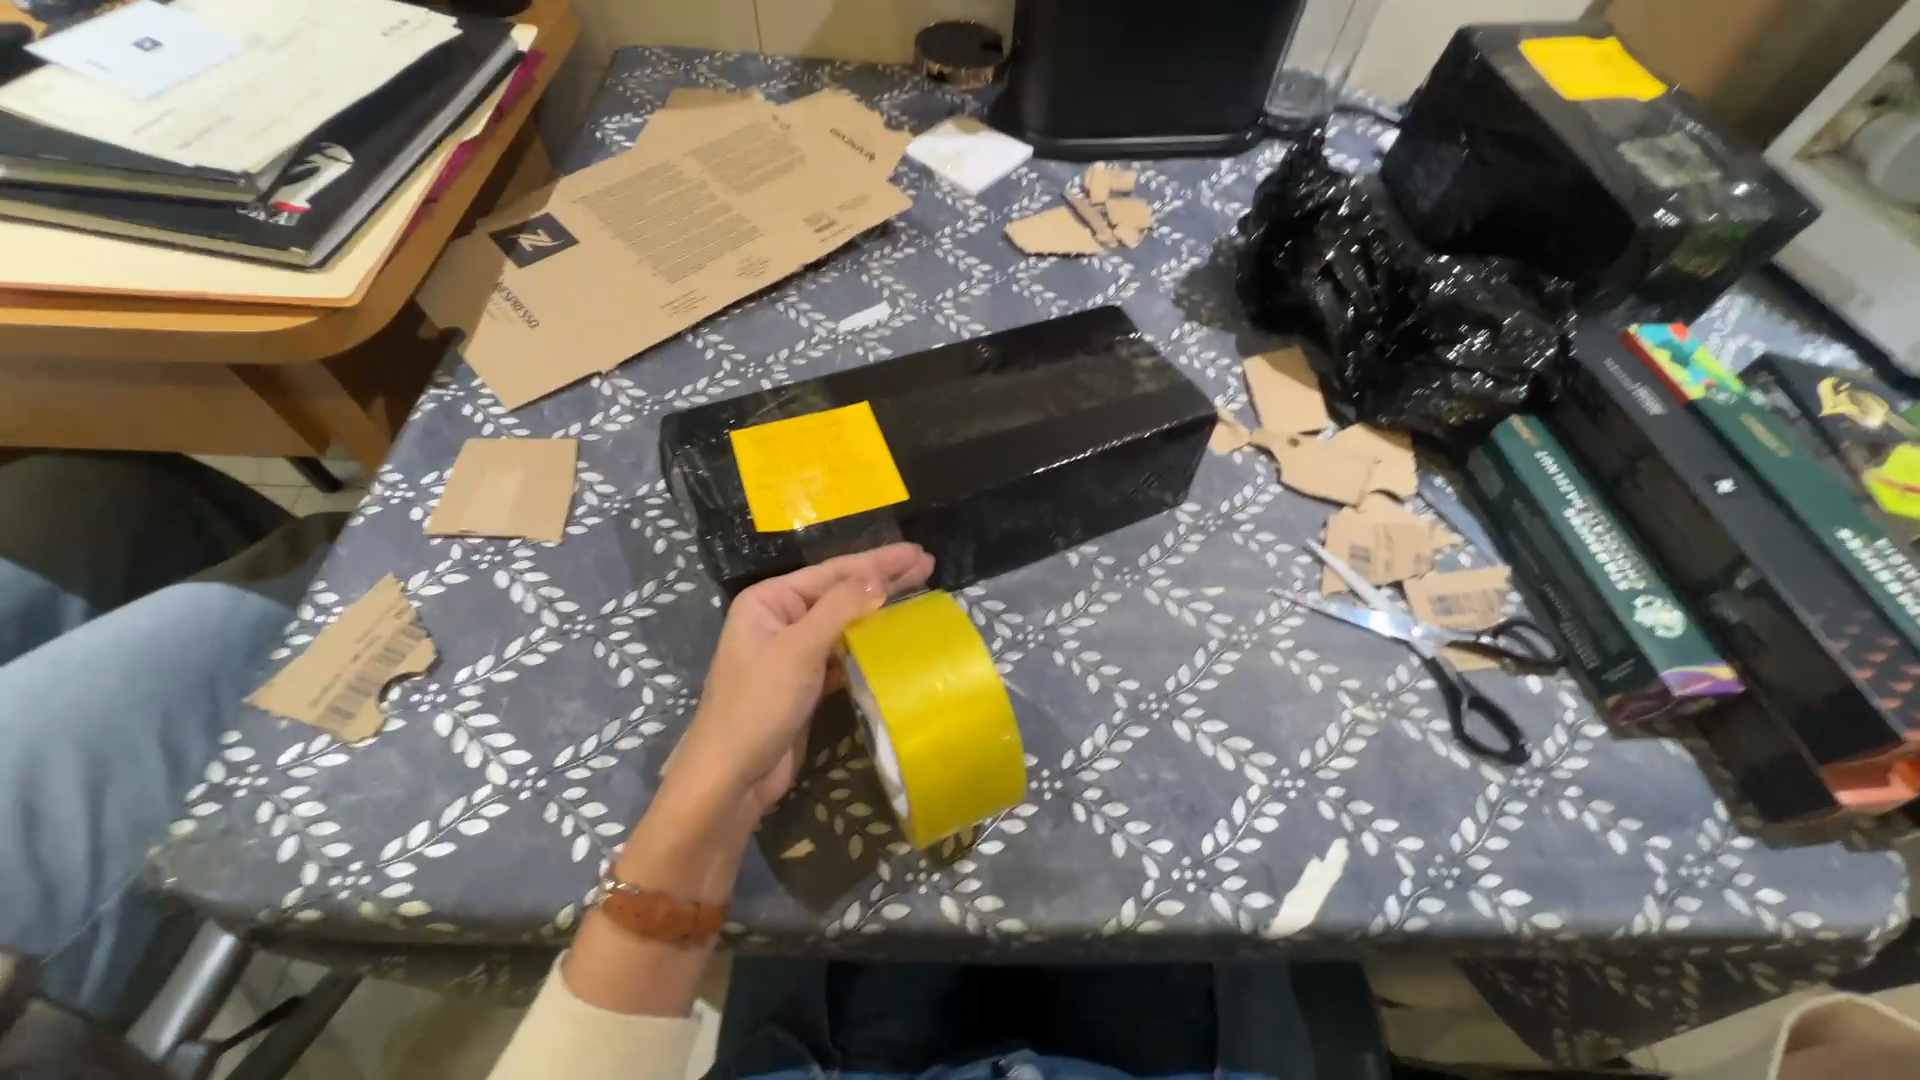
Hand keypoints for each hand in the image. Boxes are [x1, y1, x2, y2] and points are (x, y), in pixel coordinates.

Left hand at [665, 543, 935, 820]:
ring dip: (878, 613)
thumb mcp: (798, 649)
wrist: (731, 777)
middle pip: (840, 593)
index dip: (877, 562)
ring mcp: (792, 653)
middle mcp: (779, 620)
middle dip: (882, 581)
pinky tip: (893, 641)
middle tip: (927, 565)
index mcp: (769, 601)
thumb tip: (879, 577)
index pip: (832, 573)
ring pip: (844, 624)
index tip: (917, 554)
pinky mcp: (805, 684)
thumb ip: (840, 608)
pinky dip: (867, 647)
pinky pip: (842, 655)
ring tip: (918, 596)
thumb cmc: (758, 704)